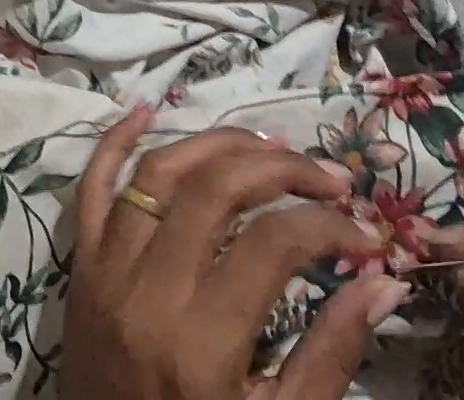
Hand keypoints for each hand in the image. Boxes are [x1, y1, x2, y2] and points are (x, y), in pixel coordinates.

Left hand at [60, 109, 408, 399]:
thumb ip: (330, 354)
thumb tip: (385, 282)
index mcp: (201, 343)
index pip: (273, 244)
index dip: (329, 227)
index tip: (366, 235)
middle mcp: (146, 291)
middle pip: (214, 189)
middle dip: (280, 168)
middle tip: (327, 177)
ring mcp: (104, 269)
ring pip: (157, 172)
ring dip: (216, 145)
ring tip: (267, 148)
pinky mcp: (79, 263)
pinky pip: (91, 185)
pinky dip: (114, 141)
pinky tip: (147, 109)